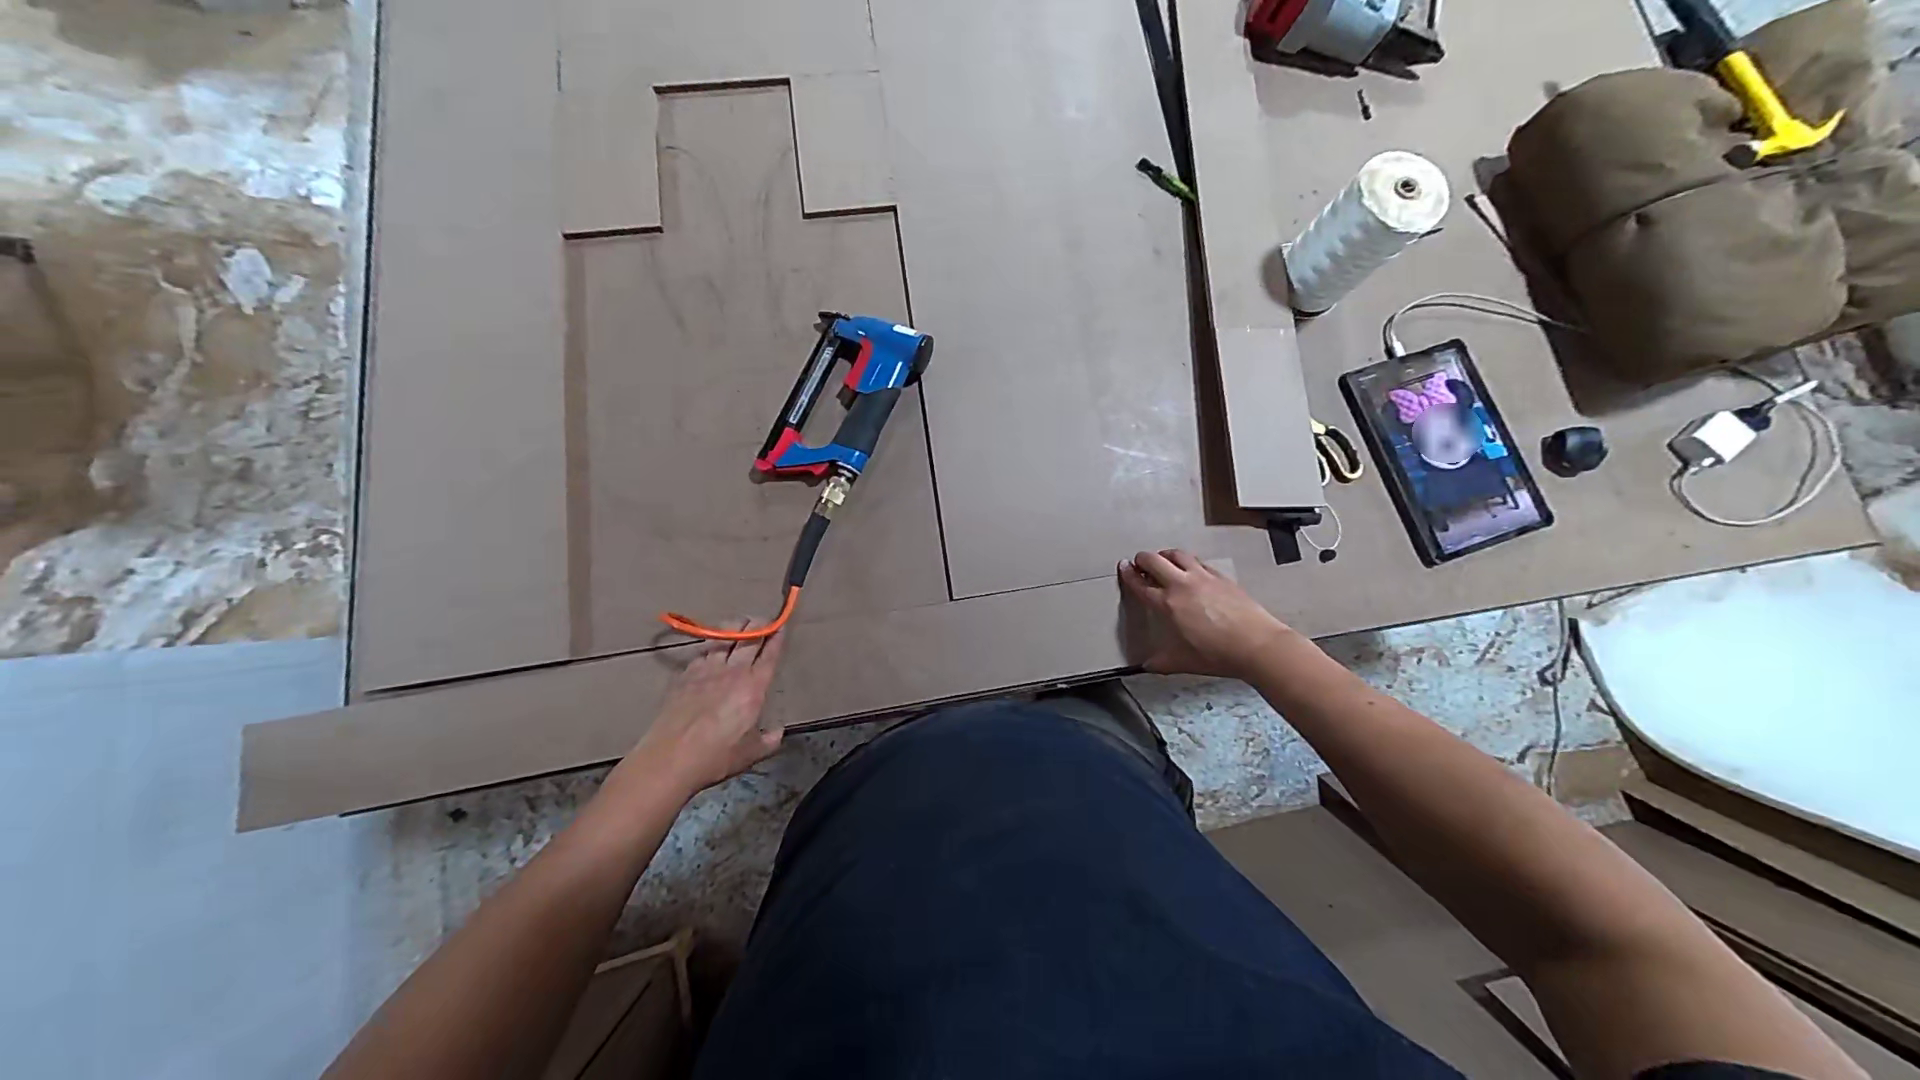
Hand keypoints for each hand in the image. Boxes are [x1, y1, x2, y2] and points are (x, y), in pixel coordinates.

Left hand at [632, 622, 786, 797]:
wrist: (670, 758)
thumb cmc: (716, 757)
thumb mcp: (751, 753)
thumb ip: (769, 740)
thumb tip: (777, 732)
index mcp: (753, 687)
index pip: (769, 654)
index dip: (776, 637)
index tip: (780, 625)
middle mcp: (732, 672)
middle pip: (747, 638)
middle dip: (758, 625)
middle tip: (762, 620)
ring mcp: (706, 671)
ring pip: (723, 638)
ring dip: (733, 628)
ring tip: (738, 624)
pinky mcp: (684, 676)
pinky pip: (702, 652)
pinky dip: (711, 645)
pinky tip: (711, 648)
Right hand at [1119, 550, 1298, 679]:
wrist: (1256, 645)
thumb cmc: (1219, 654)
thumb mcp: (1183, 661)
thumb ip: (1162, 662)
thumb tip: (1149, 665)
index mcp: (1167, 604)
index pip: (1140, 585)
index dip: (1128, 575)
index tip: (1124, 568)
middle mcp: (1182, 585)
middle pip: (1154, 560)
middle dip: (1143, 559)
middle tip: (1139, 563)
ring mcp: (1203, 578)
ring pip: (1177, 554)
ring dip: (1165, 555)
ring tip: (1162, 560)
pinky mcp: (1221, 577)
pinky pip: (1199, 562)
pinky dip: (1189, 561)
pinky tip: (1191, 569)